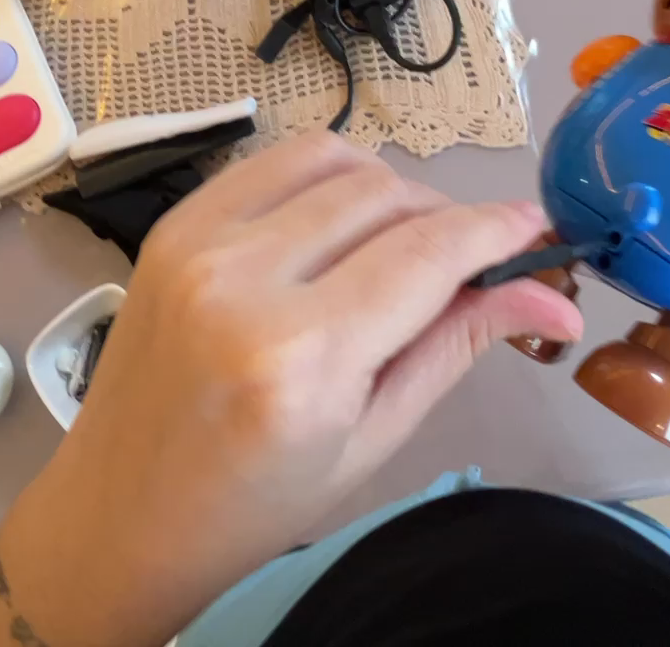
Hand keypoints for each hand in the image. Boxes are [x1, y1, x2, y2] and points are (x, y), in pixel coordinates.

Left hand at [0, 130, 582, 644]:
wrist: (121, 510)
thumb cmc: (255, 501)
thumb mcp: (373, 437)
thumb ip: (457, 345)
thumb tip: (548, 296)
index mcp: (300, 358)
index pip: (425, 255)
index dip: (494, 229)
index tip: (535, 226)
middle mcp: (243, 280)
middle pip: (384, 197)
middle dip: (446, 216)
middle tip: (464, 256)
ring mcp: (198, 240)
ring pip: (334, 160)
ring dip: (388, 188)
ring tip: (399, 237)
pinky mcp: (174, 223)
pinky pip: (275, 159)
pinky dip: (327, 173)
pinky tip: (338, 217)